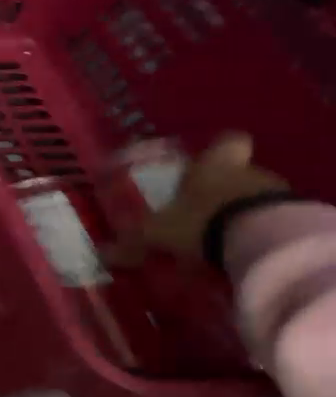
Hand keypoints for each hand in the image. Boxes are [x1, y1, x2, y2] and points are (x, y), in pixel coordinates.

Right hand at [121, 133, 287, 261]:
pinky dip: (254, 230)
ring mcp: (276, 195)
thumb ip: (134, 240)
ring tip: (217, 235)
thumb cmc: (202, 220)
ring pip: (253, 197)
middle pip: (237, 172)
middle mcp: (248, 173)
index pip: (227, 142)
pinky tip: (238, 248)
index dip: (217, 149)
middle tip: (197, 209)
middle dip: (219, 188)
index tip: (206, 160)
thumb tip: (104, 253)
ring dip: (237, 211)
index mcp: (214, 165)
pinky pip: (269, 219)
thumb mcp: (157, 232)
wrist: (268, 243)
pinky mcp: (292, 219)